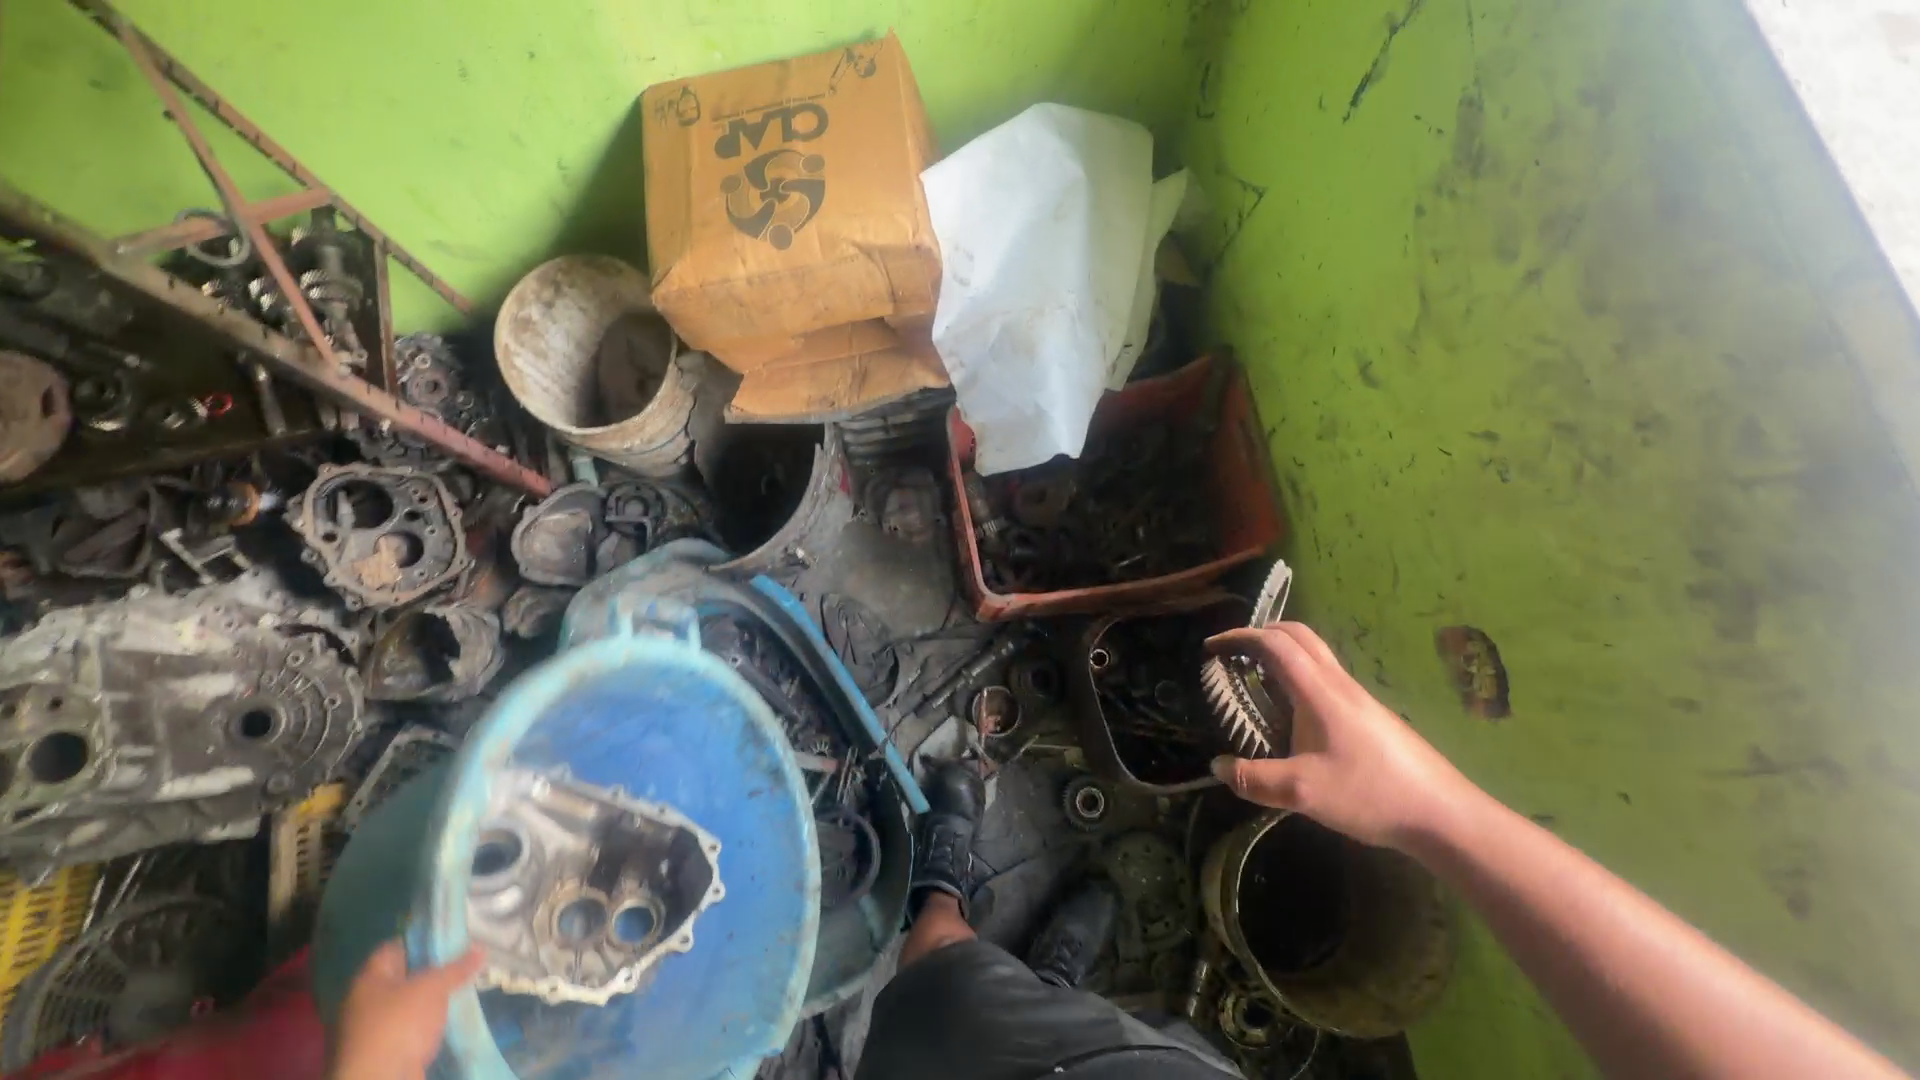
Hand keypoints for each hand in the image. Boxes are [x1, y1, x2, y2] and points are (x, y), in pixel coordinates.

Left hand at [328, 941, 485, 1079]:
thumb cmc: (399, 1024)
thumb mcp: (433, 987)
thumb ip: (456, 967)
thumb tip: (480, 948)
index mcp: (369, 980)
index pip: (396, 947)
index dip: (423, 939)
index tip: (452, 936)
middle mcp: (367, 1002)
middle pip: (406, 975)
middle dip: (435, 968)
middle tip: (466, 959)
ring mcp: (375, 1028)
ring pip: (412, 1002)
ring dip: (435, 997)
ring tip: (467, 984)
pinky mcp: (388, 1049)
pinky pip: (414, 1025)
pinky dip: (431, 1019)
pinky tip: (455, 1013)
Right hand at [1206, 623, 1483, 850]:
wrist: (1443, 814)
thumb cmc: (1370, 793)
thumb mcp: (1303, 792)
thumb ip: (1254, 778)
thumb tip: (1217, 766)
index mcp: (1320, 692)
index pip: (1275, 644)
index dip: (1239, 637)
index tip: (1210, 647)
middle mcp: (1339, 684)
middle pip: (1299, 635)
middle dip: (1261, 632)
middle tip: (1232, 651)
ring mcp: (1359, 698)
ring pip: (1315, 654)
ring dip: (1282, 651)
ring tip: (1255, 676)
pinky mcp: (1370, 715)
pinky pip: (1326, 676)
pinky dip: (1298, 673)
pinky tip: (1291, 710)